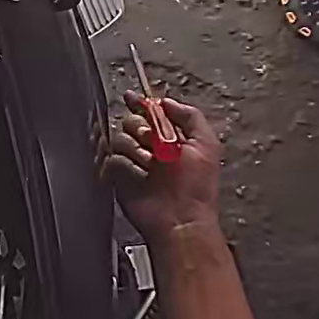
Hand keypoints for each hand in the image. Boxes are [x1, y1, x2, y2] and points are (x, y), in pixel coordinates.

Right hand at [106, 92, 222, 244]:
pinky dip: (124, 163)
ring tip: (150, 163)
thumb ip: (190, 117)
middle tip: (153, 142)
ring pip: (120, 138)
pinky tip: (139, 172)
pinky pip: (112, 158)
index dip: (141, 103)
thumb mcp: (206, 144)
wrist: (180, 221)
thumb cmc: (196, 188)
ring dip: (135, 148)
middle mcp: (151, 148)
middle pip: (131, 121)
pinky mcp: (120, 176)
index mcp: (172, 138)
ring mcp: (134, 162)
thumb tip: (165, 102)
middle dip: (141, 128)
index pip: (151, 112)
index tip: (132, 98)